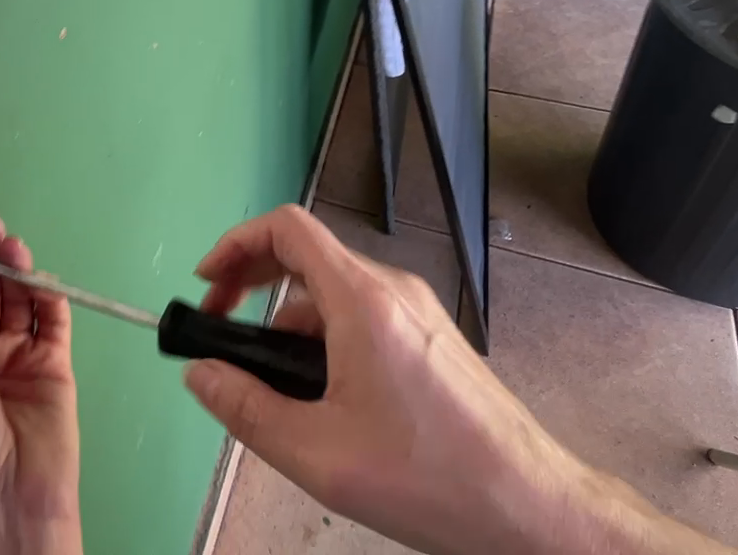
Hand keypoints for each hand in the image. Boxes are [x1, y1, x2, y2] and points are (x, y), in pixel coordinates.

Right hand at [183, 206, 735, 554]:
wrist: (538, 510)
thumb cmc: (427, 478)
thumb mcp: (319, 455)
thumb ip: (246, 409)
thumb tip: (199, 374)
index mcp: (361, 299)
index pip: (287, 228)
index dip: (236, 243)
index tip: (207, 284)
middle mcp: (390, 287)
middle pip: (305, 253)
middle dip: (252, 281)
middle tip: (222, 328)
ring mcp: (415, 308)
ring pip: (331, 290)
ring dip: (286, 319)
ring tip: (273, 382)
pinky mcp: (429, 334)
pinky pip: (359, 312)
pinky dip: (322, 334)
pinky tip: (323, 393)